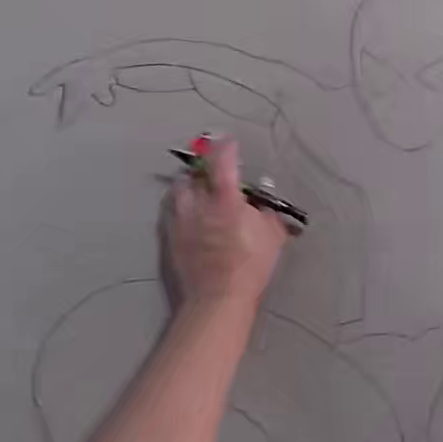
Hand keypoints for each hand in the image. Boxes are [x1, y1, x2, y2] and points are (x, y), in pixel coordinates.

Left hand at [167, 135, 288, 312]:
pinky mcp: (170, 238)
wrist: (217, 299)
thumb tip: (261, 205)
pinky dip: (182, 206)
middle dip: (205, 167)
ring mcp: (181, 221)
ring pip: (179, 190)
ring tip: (199, 189)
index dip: (226, 147)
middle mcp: (199, 204)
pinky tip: (191, 214)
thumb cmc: (250, 266)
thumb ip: (267, 213)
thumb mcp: (272, 235)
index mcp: (226, 199)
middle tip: (215, 170)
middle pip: (195, 172)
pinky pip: (172, 211)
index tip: (229, 142)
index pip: (222, 161)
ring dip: (190, 184)